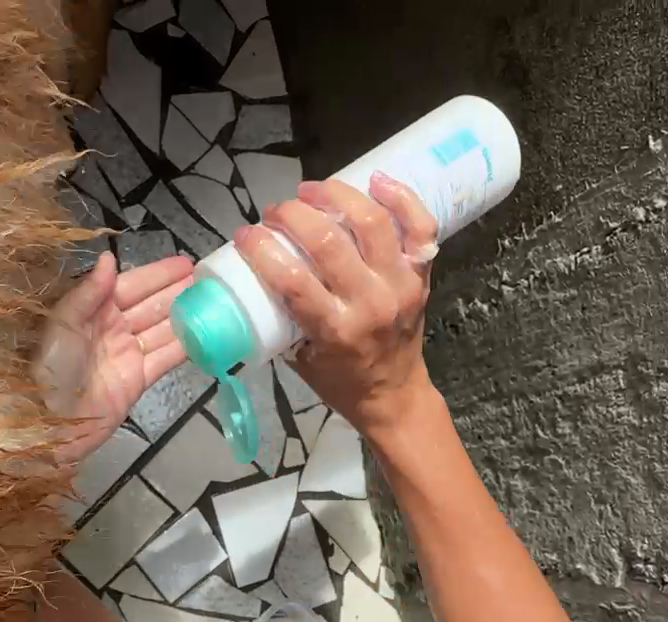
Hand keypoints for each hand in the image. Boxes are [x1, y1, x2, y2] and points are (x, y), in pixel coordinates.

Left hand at [34, 251, 195, 463]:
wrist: (51, 421)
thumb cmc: (52, 368)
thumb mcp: (64, 324)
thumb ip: (89, 292)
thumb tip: (109, 257)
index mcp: (93, 311)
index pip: (131, 286)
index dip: (158, 275)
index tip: (186, 263)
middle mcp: (113, 330)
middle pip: (151, 306)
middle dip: (178, 292)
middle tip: (208, 279)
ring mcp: (128, 355)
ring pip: (163, 330)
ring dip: (186, 315)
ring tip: (214, 300)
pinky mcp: (138, 381)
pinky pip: (166, 359)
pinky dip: (185, 347)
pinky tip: (206, 334)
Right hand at [234, 173, 441, 445]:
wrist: (394, 395)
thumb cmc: (341, 383)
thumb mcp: (301, 361)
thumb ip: (283, 321)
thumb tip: (257, 278)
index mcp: (335, 331)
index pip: (292, 280)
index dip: (262, 248)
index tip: (246, 234)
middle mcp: (370, 304)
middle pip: (328, 242)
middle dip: (293, 215)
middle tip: (277, 211)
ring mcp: (400, 285)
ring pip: (371, 222)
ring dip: (336, 195)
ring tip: (312, 191)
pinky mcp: (421, 274)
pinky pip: (418, 224)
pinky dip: (400, 196)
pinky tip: (374, 180)